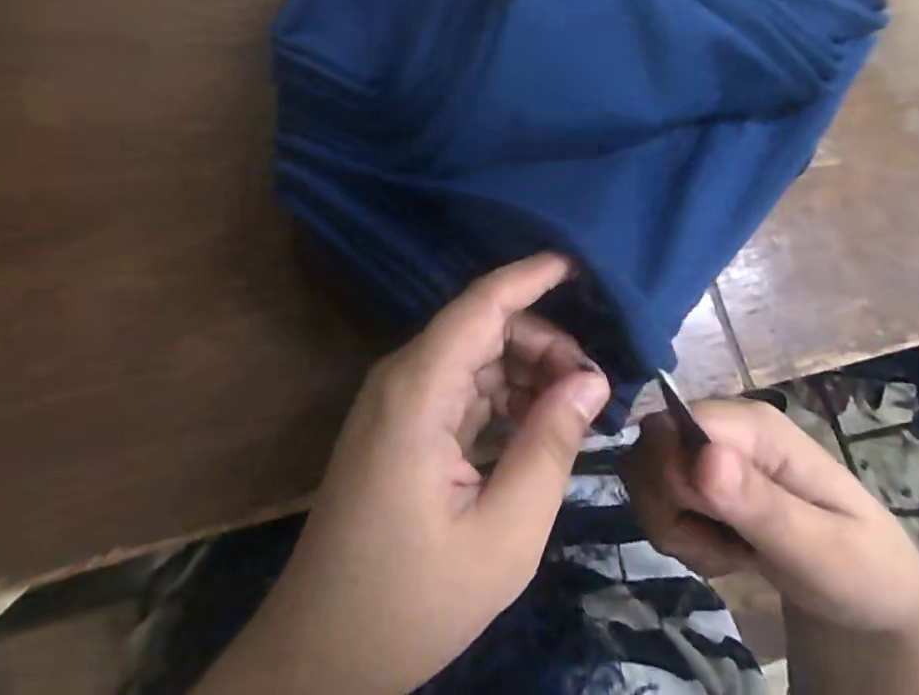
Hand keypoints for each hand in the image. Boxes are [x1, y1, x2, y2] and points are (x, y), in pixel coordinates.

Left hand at [201, 253, 611, 694]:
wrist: (323, 654)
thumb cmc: (413, 600)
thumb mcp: (504, 534)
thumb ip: (550, 446)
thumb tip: (591, 380)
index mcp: (418, 393)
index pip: (481, 306)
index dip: (531, 276)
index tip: (582, 263)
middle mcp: (403, 380)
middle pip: (483, 329)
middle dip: (544, 343)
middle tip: (595, 387)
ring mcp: (398, 403)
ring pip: (475, 357)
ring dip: (527, 371)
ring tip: (575, 410)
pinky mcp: (402, 427)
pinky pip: (462, 389)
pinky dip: (504, 397)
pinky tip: (539, 425)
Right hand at [622, 398, 918, 634]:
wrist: (866, 597)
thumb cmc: (860, 569)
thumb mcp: (823, 549)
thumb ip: (762, 506)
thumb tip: (704, 458)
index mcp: (756, 424)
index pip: (674, 423)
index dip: (672, 476)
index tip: (706, 524)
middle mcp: (723, 424)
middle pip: (651, 448)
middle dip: (670, 509)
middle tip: (723, 547)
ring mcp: (706, 448)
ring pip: (645, 476)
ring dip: (674, 528)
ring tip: (728, 553)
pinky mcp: (696, 475)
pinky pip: (655, 500)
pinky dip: (678, 537)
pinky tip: (720, 551)